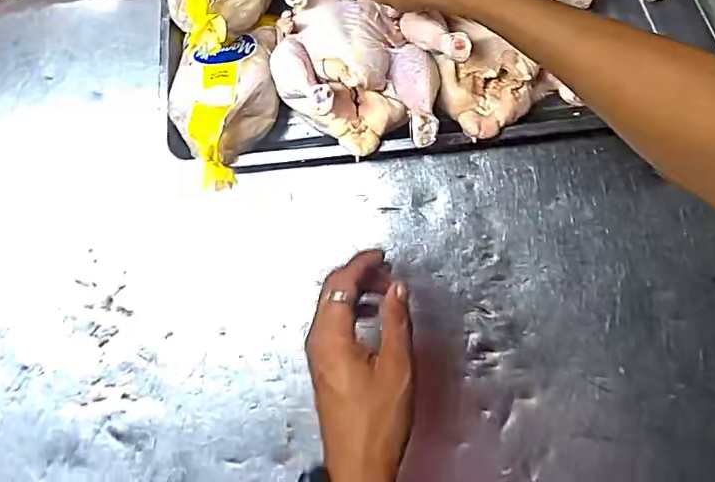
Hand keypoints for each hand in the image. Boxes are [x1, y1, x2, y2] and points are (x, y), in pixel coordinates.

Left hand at [306, 250, 412, 481]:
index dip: (361, 263)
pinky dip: (352, 310)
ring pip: (332, 305)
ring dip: (356, 292)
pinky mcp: (324, 363)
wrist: (359, 466)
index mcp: (330, 334)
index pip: (340, 282)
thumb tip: (396, 288)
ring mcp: (318, 351)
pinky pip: (334, 322)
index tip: (380, 255)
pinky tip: (373, 317)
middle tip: (385, 270)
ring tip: (384, 291)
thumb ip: (396, 321)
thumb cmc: (376, 423)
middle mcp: (318, 338)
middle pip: (332, 290)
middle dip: (359, 274)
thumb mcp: (396, 367)